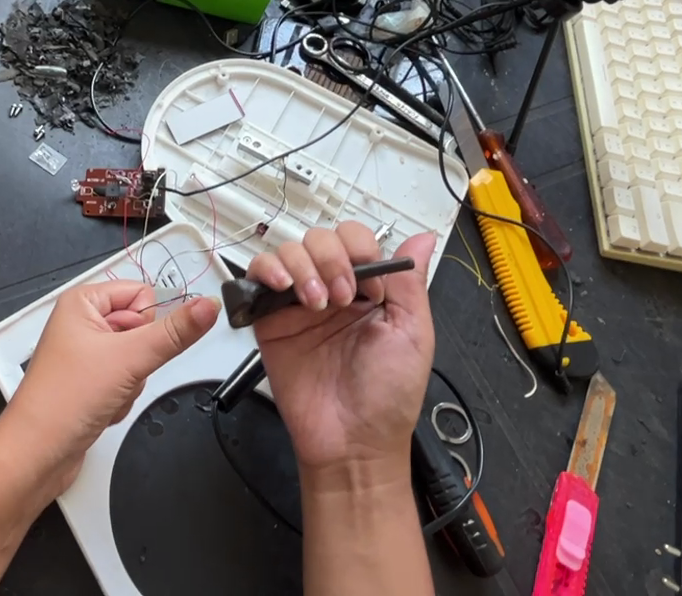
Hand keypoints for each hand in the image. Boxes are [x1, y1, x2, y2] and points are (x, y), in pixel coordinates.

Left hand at [0, 281, 218, 489]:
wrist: (35, 456)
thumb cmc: (67, 399)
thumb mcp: (130, 359)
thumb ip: (175, 333)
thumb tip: (208, 305)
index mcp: (83, 301)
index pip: (142, 293)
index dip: (147, 323)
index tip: (131, 347)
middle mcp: (82, 322)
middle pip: (141, 327)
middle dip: (138, 358)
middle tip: (116, 374)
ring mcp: (85, 354)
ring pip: (137, 357)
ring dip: (130, 382)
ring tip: (106, 394)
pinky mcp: (89, 382)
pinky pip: (125, 380)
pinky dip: (121, 397)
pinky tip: (102, 408)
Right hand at [248, 223, 436, 473]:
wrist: (351, 443)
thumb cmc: (388, 396)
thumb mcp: (412, 334)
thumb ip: (409, 282)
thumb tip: (423, 238)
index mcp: (368, 288)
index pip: (355, 239)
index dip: (359, 251)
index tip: (370, 288)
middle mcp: (331, 288)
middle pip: (319, 238)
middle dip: (330, 259)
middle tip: (341, 298)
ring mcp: (298, 301)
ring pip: (288, 250)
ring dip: (302, 267)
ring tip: (314, 303)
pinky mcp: (268, 317)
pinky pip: (257, 275)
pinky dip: (266, 269)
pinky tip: (281, 288)